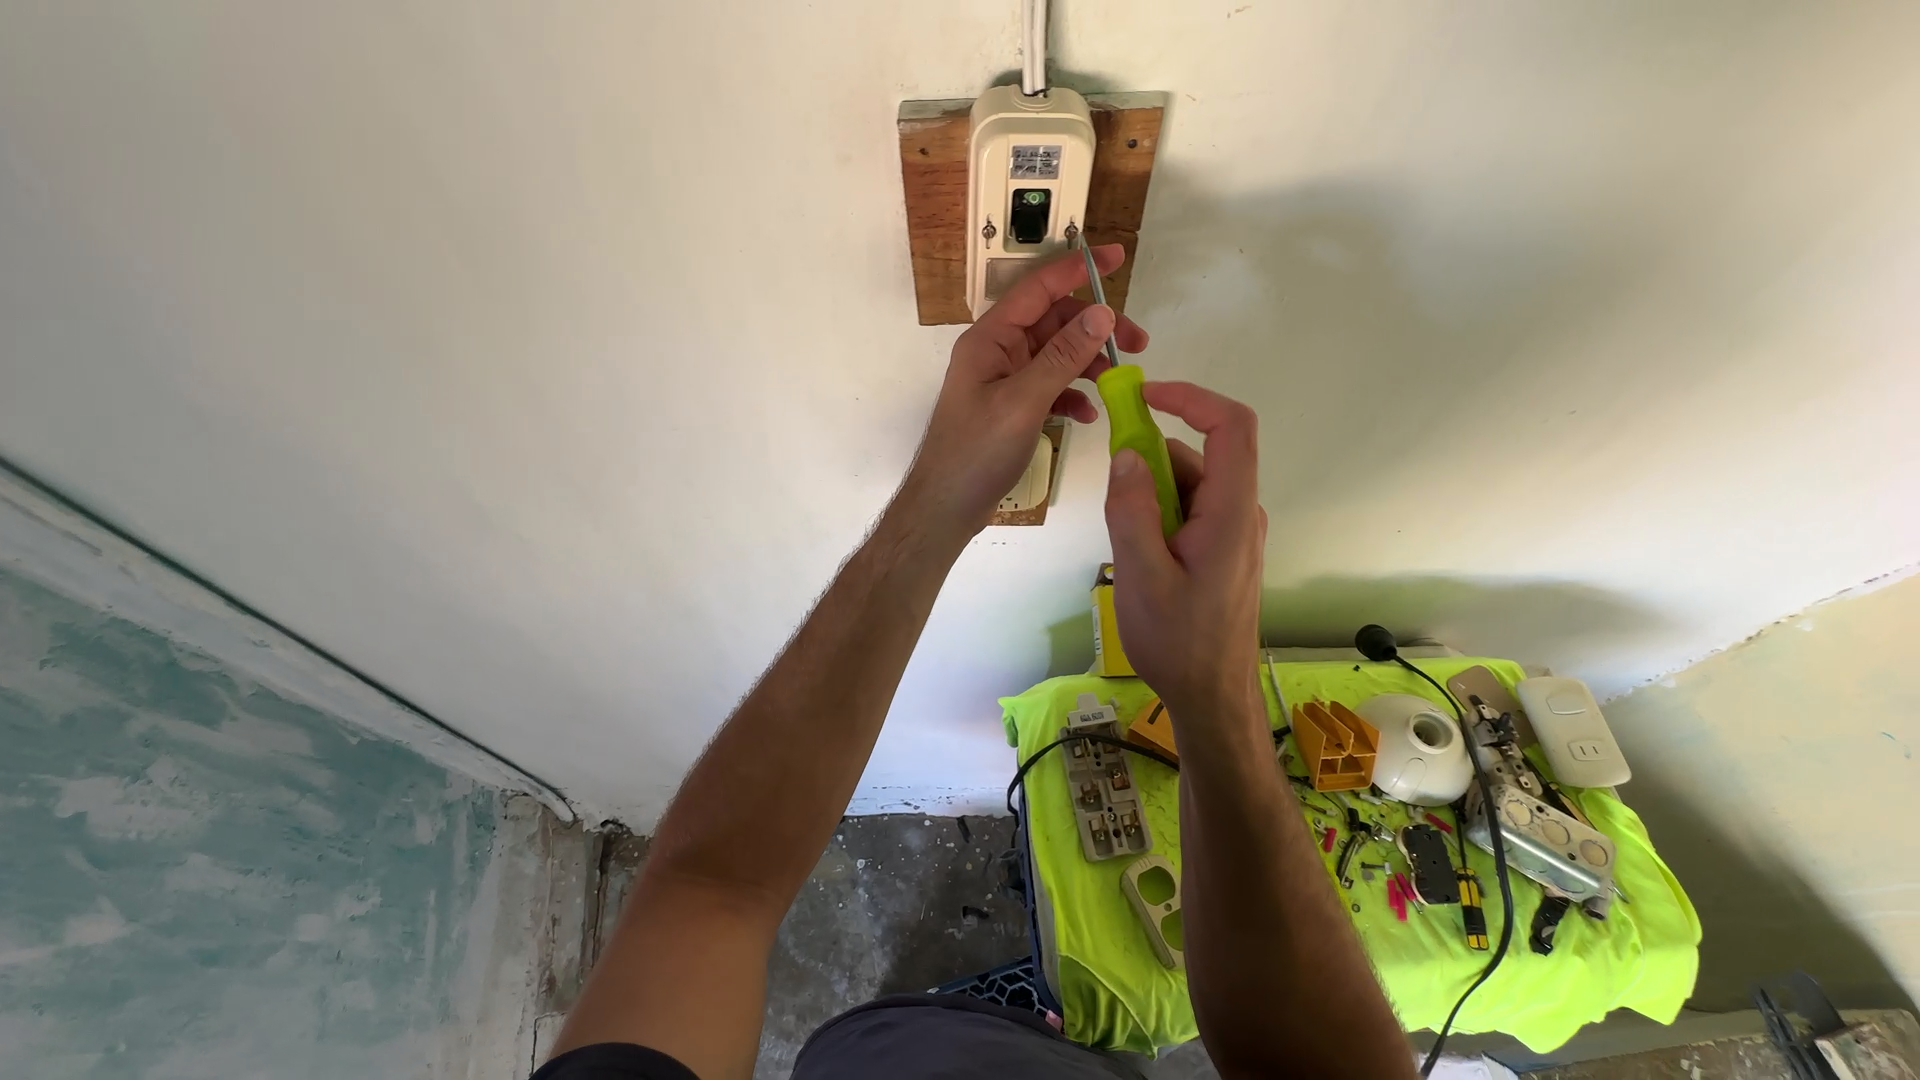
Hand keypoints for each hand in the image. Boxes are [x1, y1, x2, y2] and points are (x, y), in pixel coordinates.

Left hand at [902, 245, 1148, 534]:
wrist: (947, 505)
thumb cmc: (977, 451)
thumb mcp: (1024, 401)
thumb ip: (1063, 356)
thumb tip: (1102, 314)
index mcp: (990, 338)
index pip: (1038, 289)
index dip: (1079, 270)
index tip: (1119, 258)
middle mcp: (997, 351)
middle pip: (1054, 322)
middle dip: (1096, 328)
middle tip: (1139, 343)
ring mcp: (1004, 380)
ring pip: (1056, 355)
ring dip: (1089, 363)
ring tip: (1119, 381)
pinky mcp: (1012, 407)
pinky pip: (1050, 387)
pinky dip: (1072, 395)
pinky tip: (1088, 414)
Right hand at [1103, 383, 1267, 719]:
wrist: (1211, 697)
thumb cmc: (1177, 641)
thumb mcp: (1141, 575)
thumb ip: (1131, 510)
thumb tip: (1127, 453)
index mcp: (1230, 513)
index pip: (1230, 427)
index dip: (1191, 397)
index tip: (1143, 395)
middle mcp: (1240, 514)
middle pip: (1199, 457)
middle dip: (1150, 461)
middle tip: (1112, 496)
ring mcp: (1234, 534)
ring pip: (1189, 486)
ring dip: (1151, 495)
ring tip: (1126, 546)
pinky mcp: (1223, 552)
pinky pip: (1190, 512)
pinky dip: (1159, 516)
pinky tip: (1140, 557)